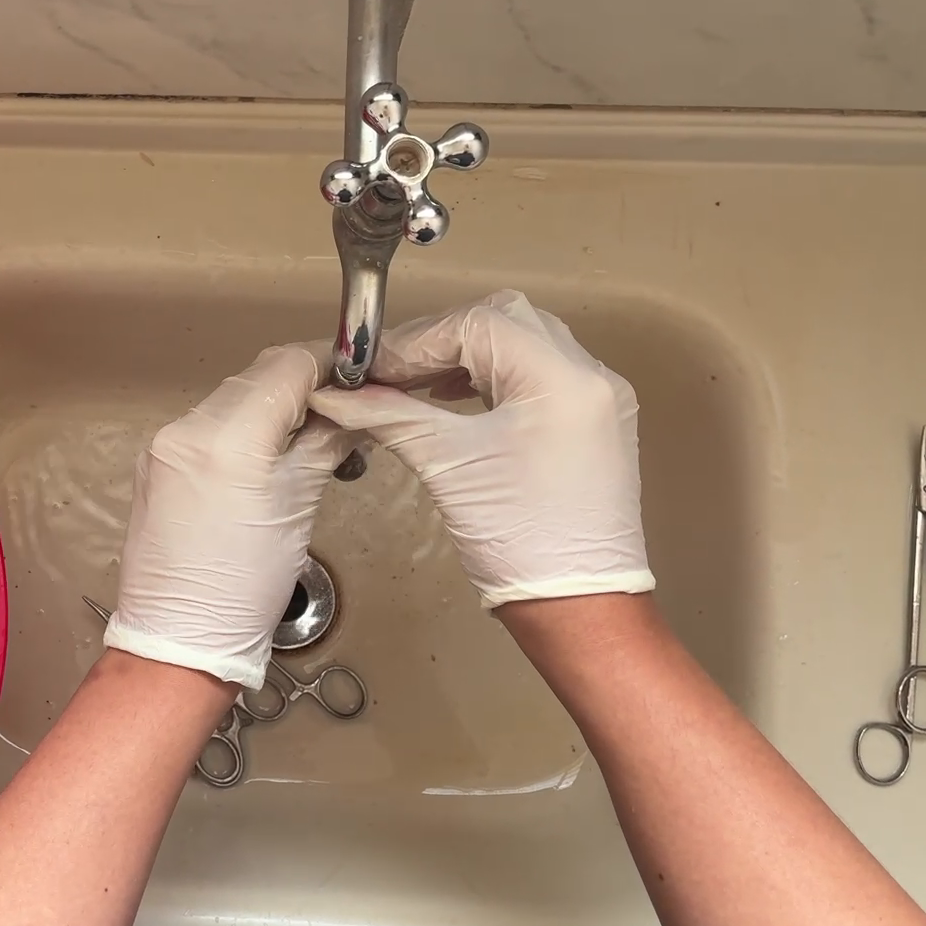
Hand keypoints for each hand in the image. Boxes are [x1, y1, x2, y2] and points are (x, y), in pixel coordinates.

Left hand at [105, 345, 357, 687]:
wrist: (179, 636)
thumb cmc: (246, 584)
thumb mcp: (299, 507)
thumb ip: (325, 443)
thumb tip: (350, 410)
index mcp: (225, 437)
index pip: (285, 365)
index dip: (326, 367)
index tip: (354, 384)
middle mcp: (184, 428)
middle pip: (253, 380)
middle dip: (298, 391)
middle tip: (334, 423)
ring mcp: (162, 446)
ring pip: (228, 402)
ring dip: (267, 412)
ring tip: (299, 450)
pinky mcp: (153, 465)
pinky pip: (203, 429)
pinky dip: (236, 433)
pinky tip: (259, 464)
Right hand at [308, 289, 653, 607]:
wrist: (576, 604)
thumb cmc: (514, 533)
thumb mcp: (445, 464)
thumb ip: (387, 416)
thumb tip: (331, 395)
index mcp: (562, 378)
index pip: (478, 324)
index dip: (415, 340)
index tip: (369, 370)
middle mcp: (589, 375)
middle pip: (504, 322)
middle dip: (439, 338)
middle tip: (389, 372)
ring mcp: (594, 399)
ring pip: (522, 344)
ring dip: (464, 354)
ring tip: (413, 384)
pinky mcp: (587, 424)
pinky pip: (534, 376)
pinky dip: (488, 376)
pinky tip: (452, 399)